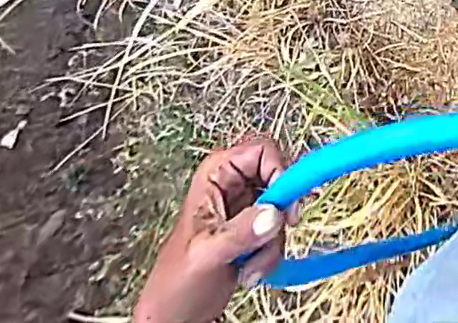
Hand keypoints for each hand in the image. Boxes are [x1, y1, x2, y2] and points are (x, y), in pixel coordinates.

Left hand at [133, 135, 293, 322]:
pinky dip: (273, 250)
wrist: (174, 318)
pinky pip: (280, 227)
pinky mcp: (256, 226)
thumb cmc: (175, 283)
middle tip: (274, 234)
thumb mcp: (206, 254)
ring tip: (251, 266)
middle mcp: (234, 182)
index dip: (278, 169)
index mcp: (217, 173)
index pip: (262, 150)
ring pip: (282, 206)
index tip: (283, 202)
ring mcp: (247, 204)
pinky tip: (251, 270)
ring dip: (273, 240)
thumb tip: (273, 213)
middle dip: (279, 212)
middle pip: (278, 177)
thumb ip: (240, 232)